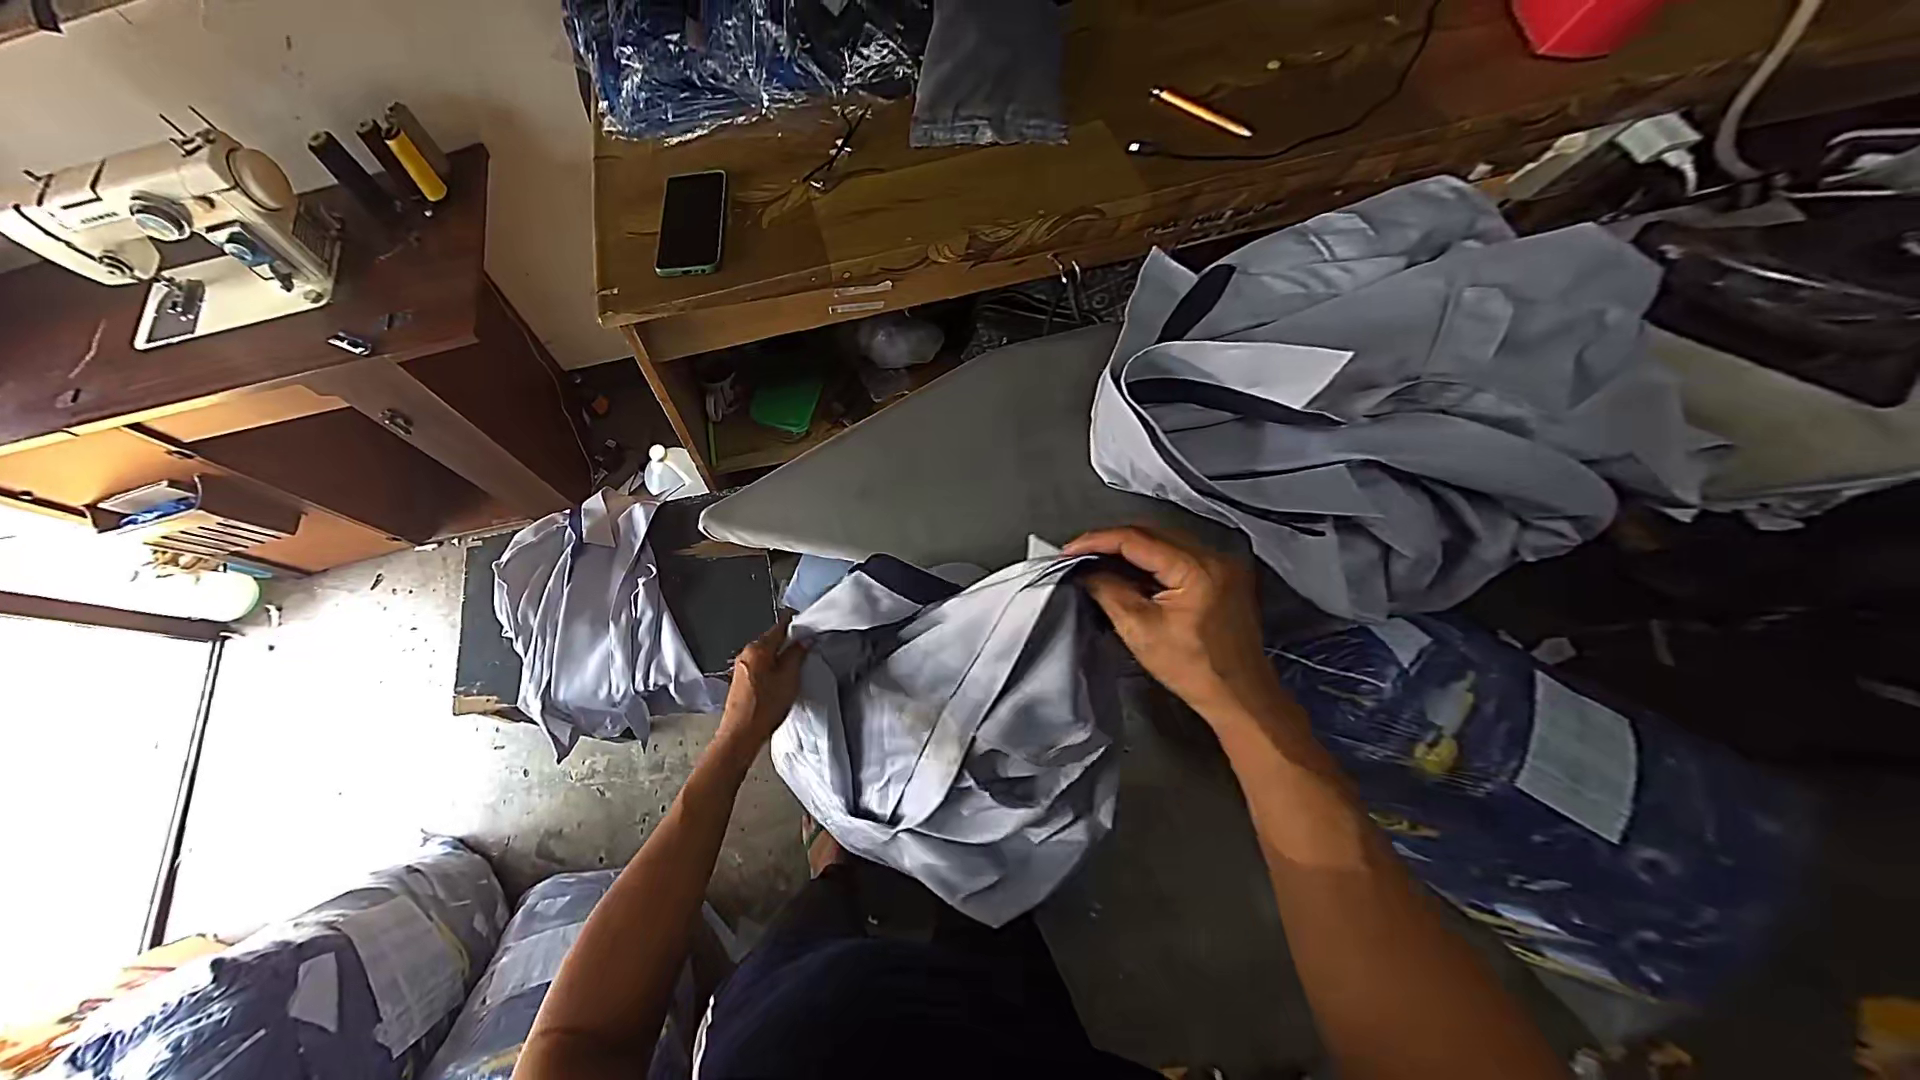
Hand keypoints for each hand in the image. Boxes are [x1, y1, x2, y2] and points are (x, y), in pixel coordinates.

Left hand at [716, 615, 808, 756]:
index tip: (805, 623)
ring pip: (766, 654)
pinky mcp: (742, 681)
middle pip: (771, 640)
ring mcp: (742, 668)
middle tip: (806, 647)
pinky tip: (781, 681)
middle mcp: (746, 655)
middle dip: (789, 642)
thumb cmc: (763, 707)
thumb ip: (797, 654)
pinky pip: (760, 666)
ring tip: (796, 667)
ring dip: (781, 657)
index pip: (779, 626)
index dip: (794, 623)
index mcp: (758, 648)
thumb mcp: (790, 677)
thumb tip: (804, 641)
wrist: (741, 734)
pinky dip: (772, 668)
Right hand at [1066, 525, 1291, 729]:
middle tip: (1078, 554)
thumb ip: (1109, 592)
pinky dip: (1150, 557)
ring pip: (1164, 540)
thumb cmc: (1192, 669)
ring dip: (1130, 547)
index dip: (1097, 541)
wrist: (1240, 694)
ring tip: (1097, 559)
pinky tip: (1129, 569)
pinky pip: (1178, 553)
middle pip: (1151, 532)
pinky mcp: (1223, 573)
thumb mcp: (1140, 631)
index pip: (1136, 539)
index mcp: (1195, 569)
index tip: (1068, 551)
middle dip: (1111, 541)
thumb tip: (1086, 571)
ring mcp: (1222, 562)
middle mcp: (1213, 555)